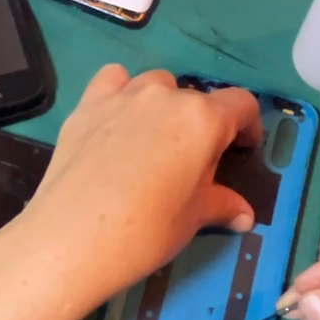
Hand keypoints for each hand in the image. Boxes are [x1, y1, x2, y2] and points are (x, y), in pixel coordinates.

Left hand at [0, 65, 261, 316]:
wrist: (72, 239)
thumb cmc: (146, 232)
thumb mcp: (192, 220)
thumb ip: (221, 206)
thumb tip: (245, 216)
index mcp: (202, 120)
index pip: (240, 105)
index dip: (247, 127)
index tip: (242, 150)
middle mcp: (165, 97)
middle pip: (196, 99)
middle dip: (203, 126)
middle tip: (193, 165)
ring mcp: (122, 97)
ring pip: (155, 85)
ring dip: (164, 104)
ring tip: (156, 140)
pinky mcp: (86, 107)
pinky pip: (112, 81)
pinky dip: (121, 92)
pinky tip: (118, 121)